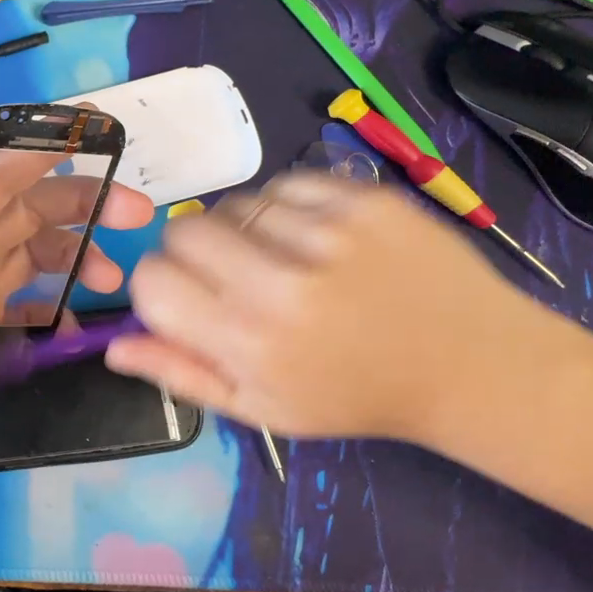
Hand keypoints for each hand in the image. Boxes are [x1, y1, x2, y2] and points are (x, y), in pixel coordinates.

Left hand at [0, 175, 153, 467]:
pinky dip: (58, 318)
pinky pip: (30, 321)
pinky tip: (76, 328)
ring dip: (79, 259)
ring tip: (112, 278)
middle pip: (30, 216)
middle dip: (82, 205)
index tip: (89, 134)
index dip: (37, 155)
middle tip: (134, 212)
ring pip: (40, 262)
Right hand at [109, 173, 550, 442]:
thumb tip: (114, 345)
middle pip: (183, 229)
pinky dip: (285, 207)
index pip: (153, 279)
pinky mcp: (364, 199)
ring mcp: (327, 234)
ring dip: (241, 228)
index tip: (188, 299)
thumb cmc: (356, 396)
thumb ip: (183, 375)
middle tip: (232, 276)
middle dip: (191, 251)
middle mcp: (281, 283)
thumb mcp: (262, 408)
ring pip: (234, 203)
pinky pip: (284, 183)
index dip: (159, 286)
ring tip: (282, 259)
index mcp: (251, 342)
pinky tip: (314, 237)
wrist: (479, 368)